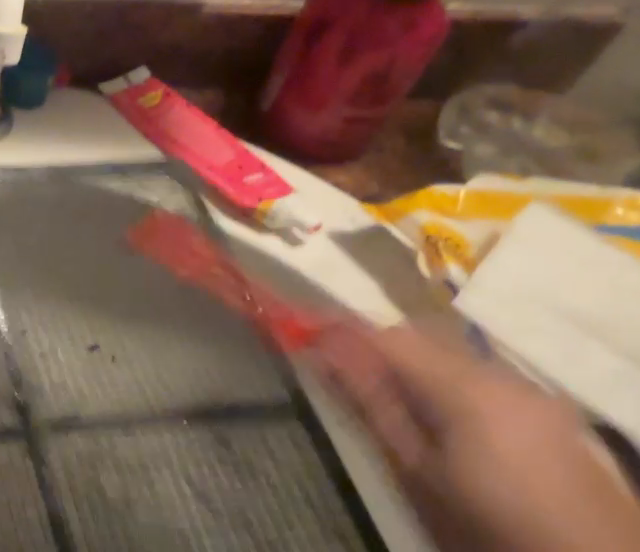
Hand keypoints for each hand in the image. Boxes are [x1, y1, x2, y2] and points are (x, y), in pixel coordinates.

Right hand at [310, 324, 639, 551]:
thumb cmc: (491, 522)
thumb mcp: (418, 470)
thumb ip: (371, 403)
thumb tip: (321, 350)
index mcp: (467, 386)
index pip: (385, 335)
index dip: (338, 328)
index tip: (298, 327)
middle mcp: (503, 375)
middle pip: (420, 339)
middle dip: (375, 347)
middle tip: (337, 367)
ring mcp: (534, 392)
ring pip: (452, 356)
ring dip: (412, 364)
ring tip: (386, 396)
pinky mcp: (552, 413)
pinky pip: (483, 377)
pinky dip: (448, 382)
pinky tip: (440, 415)